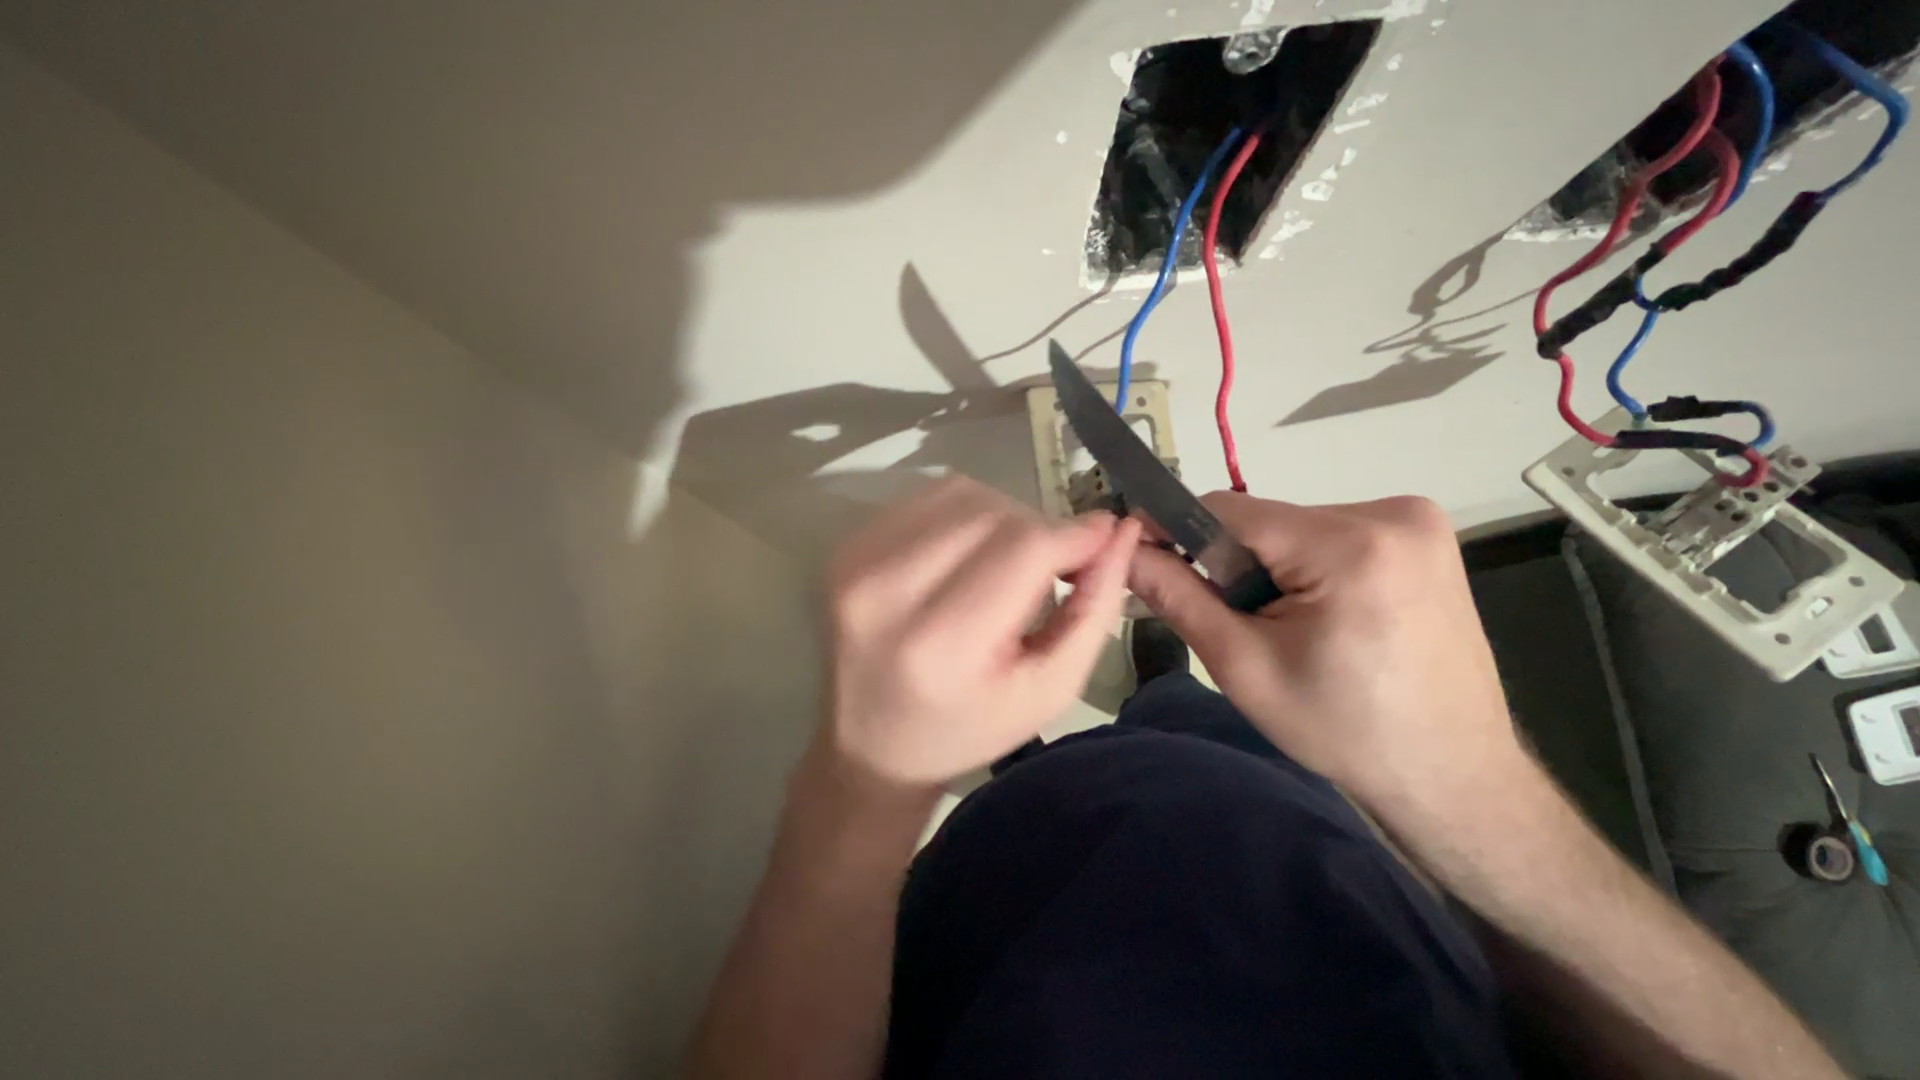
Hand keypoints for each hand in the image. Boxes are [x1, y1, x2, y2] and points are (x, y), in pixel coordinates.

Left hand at [822, 477, 1140, 789]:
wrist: (873, 744)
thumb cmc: (969, 728)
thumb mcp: (1049, 691)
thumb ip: (1093, 610)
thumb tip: (1120, 531)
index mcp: (940, 642)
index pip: (1023, 547)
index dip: (1075, 535)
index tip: (1105, 540)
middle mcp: (887, 590)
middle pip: (994, 514)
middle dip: (1041, 530)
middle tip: (1055, 567)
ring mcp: (858, 561)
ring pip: (963, 494)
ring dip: (1004, 516)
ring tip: (1010, 564)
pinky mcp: (848, 546)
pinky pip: (929, 498)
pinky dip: (966, 514)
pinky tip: (970, 554)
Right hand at [1127, 493, 1522, 813]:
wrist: (1451, 772)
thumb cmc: (1343, 729)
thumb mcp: (1245, 667)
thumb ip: (1179, 597)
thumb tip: (1124, 550)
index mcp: (1350, 546)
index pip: (1230, 510)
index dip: (1177, 530)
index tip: (1145, 557)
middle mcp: (1393, 513)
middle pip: (1268, 520)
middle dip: (1236, 563)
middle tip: (1237, 625)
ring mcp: (1419, 521)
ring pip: (1300, 527)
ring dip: (1276, 567)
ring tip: (1289, 630)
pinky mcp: (1429, 536)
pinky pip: (1337, 535)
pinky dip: (1313, 567)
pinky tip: (1327, 618)